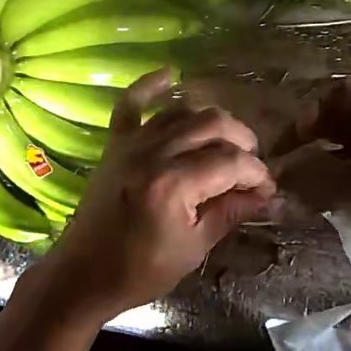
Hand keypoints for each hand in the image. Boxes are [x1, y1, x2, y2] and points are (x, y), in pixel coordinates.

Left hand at [34, 69, 275, 321]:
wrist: (83, 275)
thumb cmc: (141, 270)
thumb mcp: (195, 247)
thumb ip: (231, 212)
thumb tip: (267, 196)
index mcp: (173, 184)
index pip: (231, 162)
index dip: (257, 174)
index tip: (267, 190)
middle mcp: (153, 153)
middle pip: (213, 125)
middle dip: (242, 142)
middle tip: (250, 167)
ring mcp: (131, 144)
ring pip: (182, 111)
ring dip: (211, 121)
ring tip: (227, 143)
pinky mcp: (115, 145)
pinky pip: (131, 104)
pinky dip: (150, 86)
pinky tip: (171, 74)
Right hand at [274, 80, 350, 283]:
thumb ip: (327, 176)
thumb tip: (280, 172)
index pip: (342, 97)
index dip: (311, 114)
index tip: (287, 147)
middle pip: (338, 128)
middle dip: (308, 149)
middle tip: (282, 179)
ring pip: (343, 161)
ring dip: (318, 177)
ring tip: (296, 201)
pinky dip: (334, 197)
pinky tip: (320, 215)